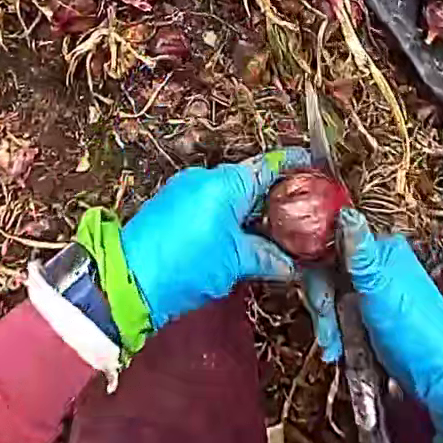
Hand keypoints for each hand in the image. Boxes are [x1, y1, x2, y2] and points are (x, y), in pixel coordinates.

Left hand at [121, 148, 311, 328]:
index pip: (270, 164)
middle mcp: (208, 176)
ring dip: (250, 205)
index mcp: (228, 182)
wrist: (127, 278)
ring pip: (231, 189)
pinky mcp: (174, 200)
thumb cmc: (185, 265)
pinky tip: (237, 233)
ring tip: (269, 228)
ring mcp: (188, 186)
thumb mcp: (235, 262)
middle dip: (274, 193)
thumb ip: (267, 257)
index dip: (295, 163)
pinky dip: (228, 210)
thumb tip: (292, 264)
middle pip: (251, 177)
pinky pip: (210, 198)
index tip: (314, 166)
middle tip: (297, 210)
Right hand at [305, 208, 442, 433]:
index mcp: (383, 250)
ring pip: (336, 300)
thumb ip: (359, 251)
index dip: (319, 274)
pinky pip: (346, 317)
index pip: (335, 247)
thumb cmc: (414, 329)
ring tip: (334, 349)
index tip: (319, 302)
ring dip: (330, 325)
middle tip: (327, 334)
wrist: (441, 376)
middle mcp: (379, 266)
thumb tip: (345, 211)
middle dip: (325, 307)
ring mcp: (377, 292)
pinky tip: (339, 351)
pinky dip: (340, 334)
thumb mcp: (380, 288)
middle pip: (332, 276)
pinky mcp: (375, 317)